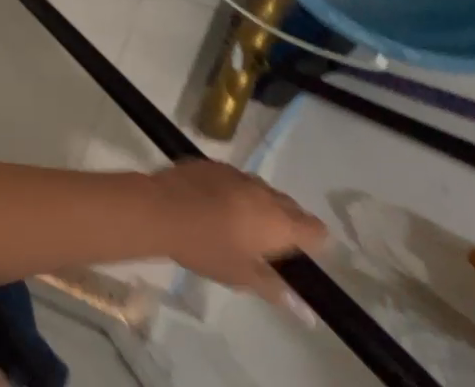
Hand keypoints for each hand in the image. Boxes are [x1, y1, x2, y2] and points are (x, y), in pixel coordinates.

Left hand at [148, 161, 328, 315]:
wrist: (156, 208)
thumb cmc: (203, 247)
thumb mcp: (240, 275)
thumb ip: (275, 289)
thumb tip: (304, 312)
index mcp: (280, 222)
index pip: (317, 230)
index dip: (310, 243)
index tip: (292, 255)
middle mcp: (264, 193)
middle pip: (290, 207)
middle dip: (285, 222)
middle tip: (263, 242)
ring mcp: (235, 174)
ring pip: (261, 189)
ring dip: (258, 204)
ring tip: (236, 222)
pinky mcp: (209, 163)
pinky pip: (233, 177)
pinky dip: (231, 189)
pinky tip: (211, 202)